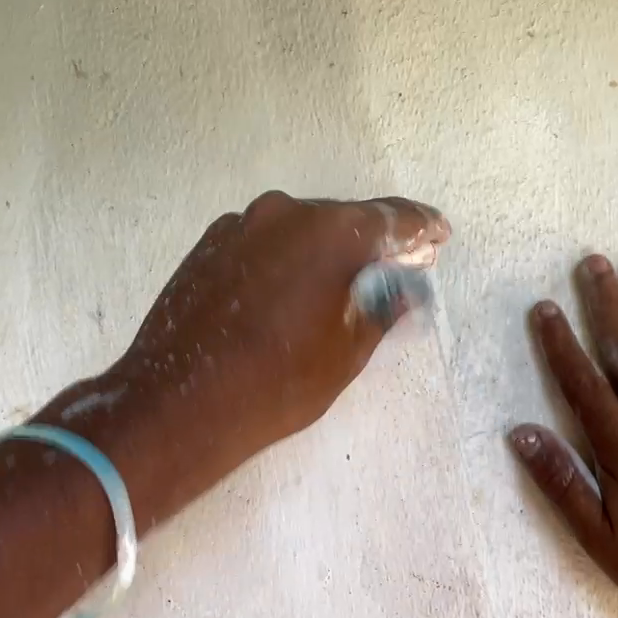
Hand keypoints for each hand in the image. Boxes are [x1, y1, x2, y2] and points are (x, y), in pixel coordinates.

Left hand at [56, 191, 446, 523]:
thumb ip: (383, 307)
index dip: (420, 227)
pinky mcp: (208, 247)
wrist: (178, 404)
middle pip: (343, 219)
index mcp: (328, 231)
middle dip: (374, 240)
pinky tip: (294, 286)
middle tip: (401, 261)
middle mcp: (283, 213)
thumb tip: (402, 288)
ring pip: (299, 230)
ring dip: (327, 249)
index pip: (390, 219)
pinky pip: (264, 244)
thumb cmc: (277, 383)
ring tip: (346, 278)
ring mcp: (239, 226)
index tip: (439, 234)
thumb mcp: (347, 352)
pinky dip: (287, 258)